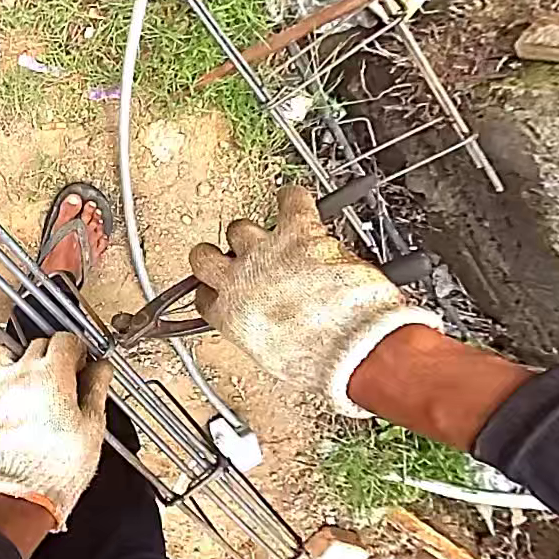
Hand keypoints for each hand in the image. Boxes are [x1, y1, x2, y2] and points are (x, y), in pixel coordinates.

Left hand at [0, 332, 111, 528]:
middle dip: (52, 354)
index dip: (77, 349)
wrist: (26, 489)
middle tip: (62, 373)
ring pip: (9, 351)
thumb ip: (96, 387)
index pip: (65, 339)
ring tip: (32, 379)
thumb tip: (101, 368)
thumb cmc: (59, 464)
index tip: (80, 361)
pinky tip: (1, 378)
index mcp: (54, 373)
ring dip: (22, 360)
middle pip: (39, 343)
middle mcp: (23, 371)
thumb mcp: (93, 424)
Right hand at [188, 184, 439, 416]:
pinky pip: (290, 202)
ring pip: (240, 228)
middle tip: (231, 258)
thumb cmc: (320, 360)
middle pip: (203, 256)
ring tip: (267, 234)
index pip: (203, 295)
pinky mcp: (297, 234)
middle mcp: (237, 280)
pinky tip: (292, 199)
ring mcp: (264, 253)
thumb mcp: (272, 355)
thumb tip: (265, 325)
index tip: (221, 291)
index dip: (212, 290)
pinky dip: (292, 198)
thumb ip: (257, 331)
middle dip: (214, 256)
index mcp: (228, 314)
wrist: (356, 348)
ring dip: (253, 234)